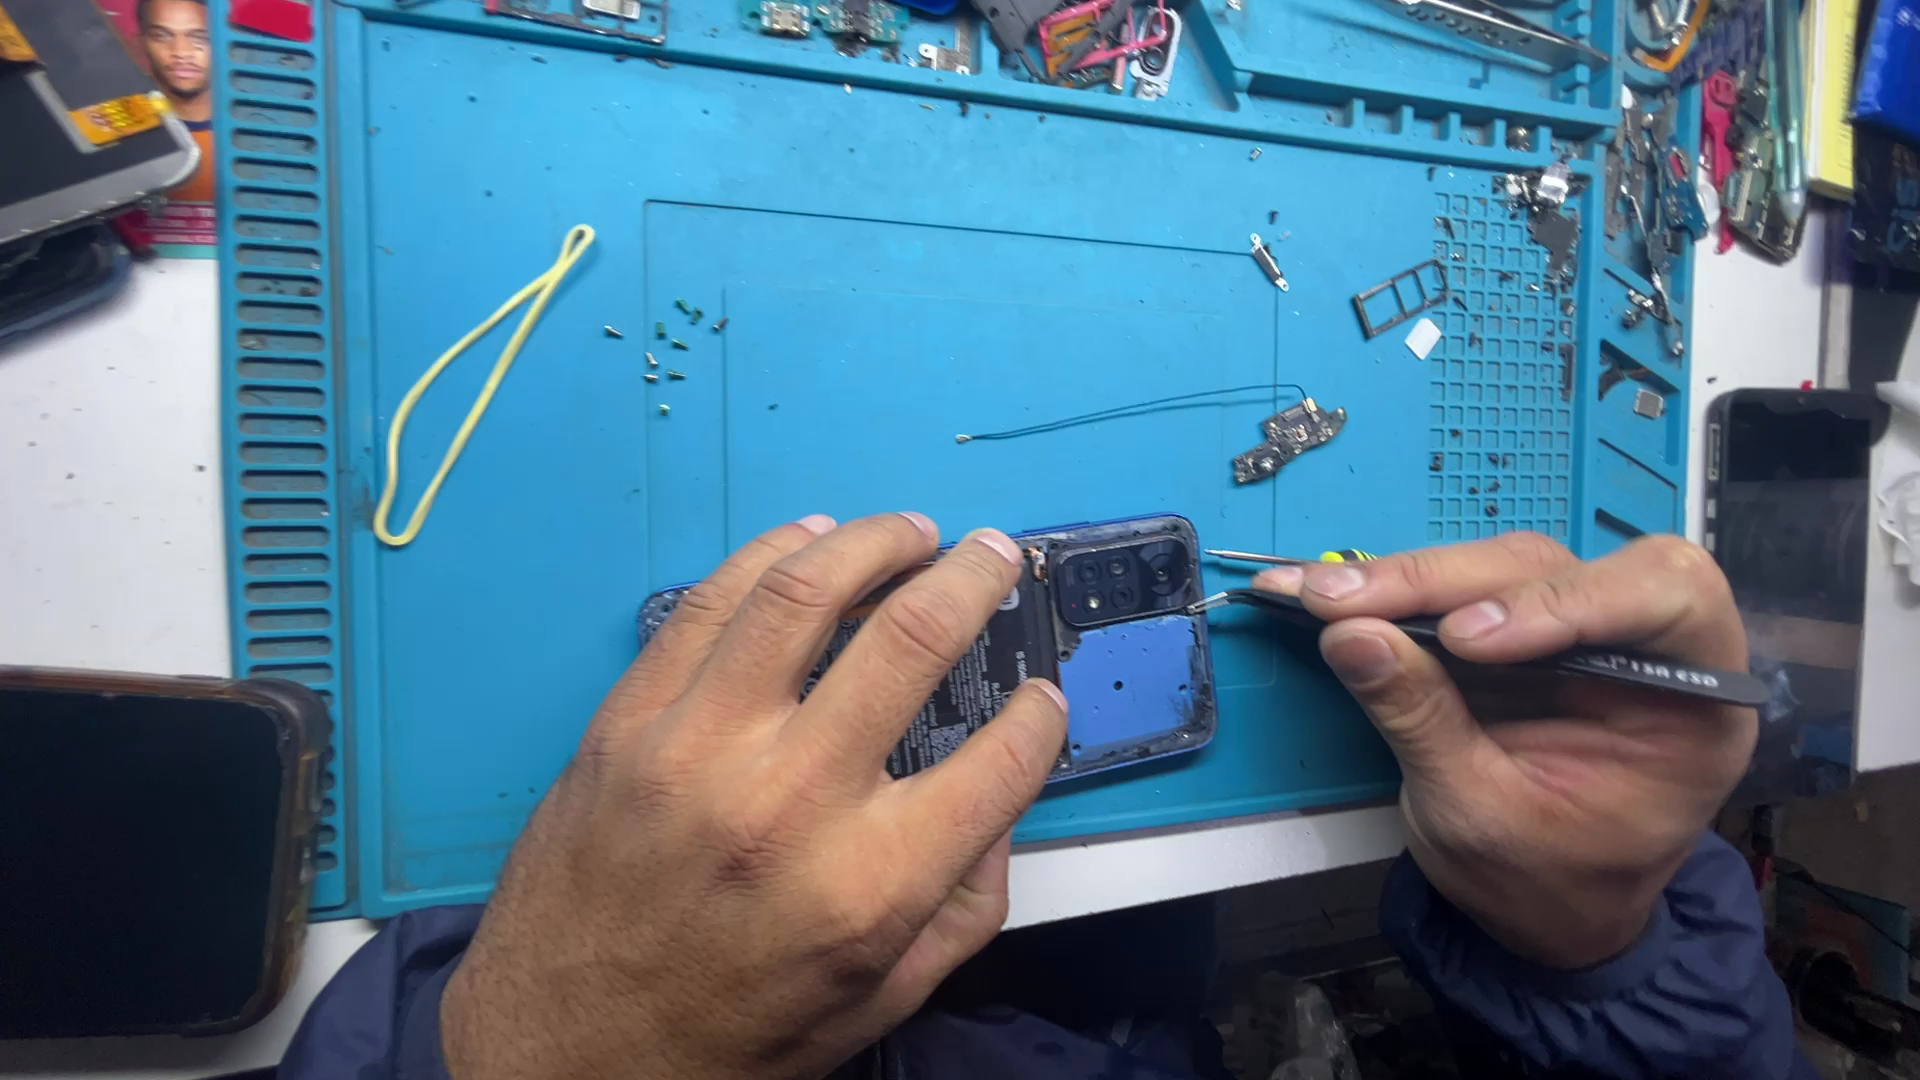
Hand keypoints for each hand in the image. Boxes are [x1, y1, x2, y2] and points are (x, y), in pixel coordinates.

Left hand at [439, 512, 1068, 1079]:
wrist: (560, 1058)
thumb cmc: (739, 1032)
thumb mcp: (884, 993)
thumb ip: (969, 899)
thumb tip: (1003, 790)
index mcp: (870, 883)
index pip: (997, 763)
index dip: (1038, 717)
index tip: (1041, 694)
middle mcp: (789, 800)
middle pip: (908, 642)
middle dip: (973, 581)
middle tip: (995, 554)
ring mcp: (698, 746)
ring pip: (802, 594)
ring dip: (876, 542)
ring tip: (913, 532)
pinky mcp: (630, 719)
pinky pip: (709, 602)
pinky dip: (772, 551)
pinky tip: (815, 536)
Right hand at [1255, 533, 1754, 968]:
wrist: (1528, 904)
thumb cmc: (1538, 878)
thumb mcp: (1477, 813)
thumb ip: (1420, 721)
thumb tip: (1350, 635)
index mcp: (1680, 699)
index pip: (1664, 598)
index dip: (1565, 599)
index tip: (1463, 637)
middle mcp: (1622, 646)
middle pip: (1537, 569)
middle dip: (1432, 582)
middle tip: (1337, 599)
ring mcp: (1548, 630)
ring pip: (1480, 566)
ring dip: (1392, 579)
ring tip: (1313, 594)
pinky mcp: (1485, 629)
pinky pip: (1432, 591)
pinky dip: (1370, 590)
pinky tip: (1307, 588)